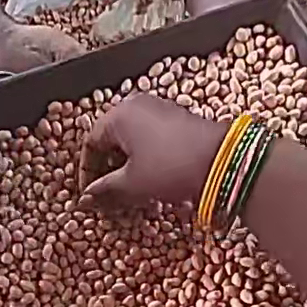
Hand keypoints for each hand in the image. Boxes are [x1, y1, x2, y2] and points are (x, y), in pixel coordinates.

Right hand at [78, 93, 228, 208]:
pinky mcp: (176, 121)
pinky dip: (142, 160)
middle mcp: (137, 106)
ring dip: (124, 167)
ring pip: (130, 141)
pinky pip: (148, 140)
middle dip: (106, 170)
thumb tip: (85, 200)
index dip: (86, 172)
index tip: (89, 194)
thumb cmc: (169, 168)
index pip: (90, 143)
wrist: (221, 161)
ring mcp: (158, 110)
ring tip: (127, 192)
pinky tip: (148, 182)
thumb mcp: (131, 184)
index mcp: (119, 115)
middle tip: (106, 195)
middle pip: (109, 140)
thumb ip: (104, 190)